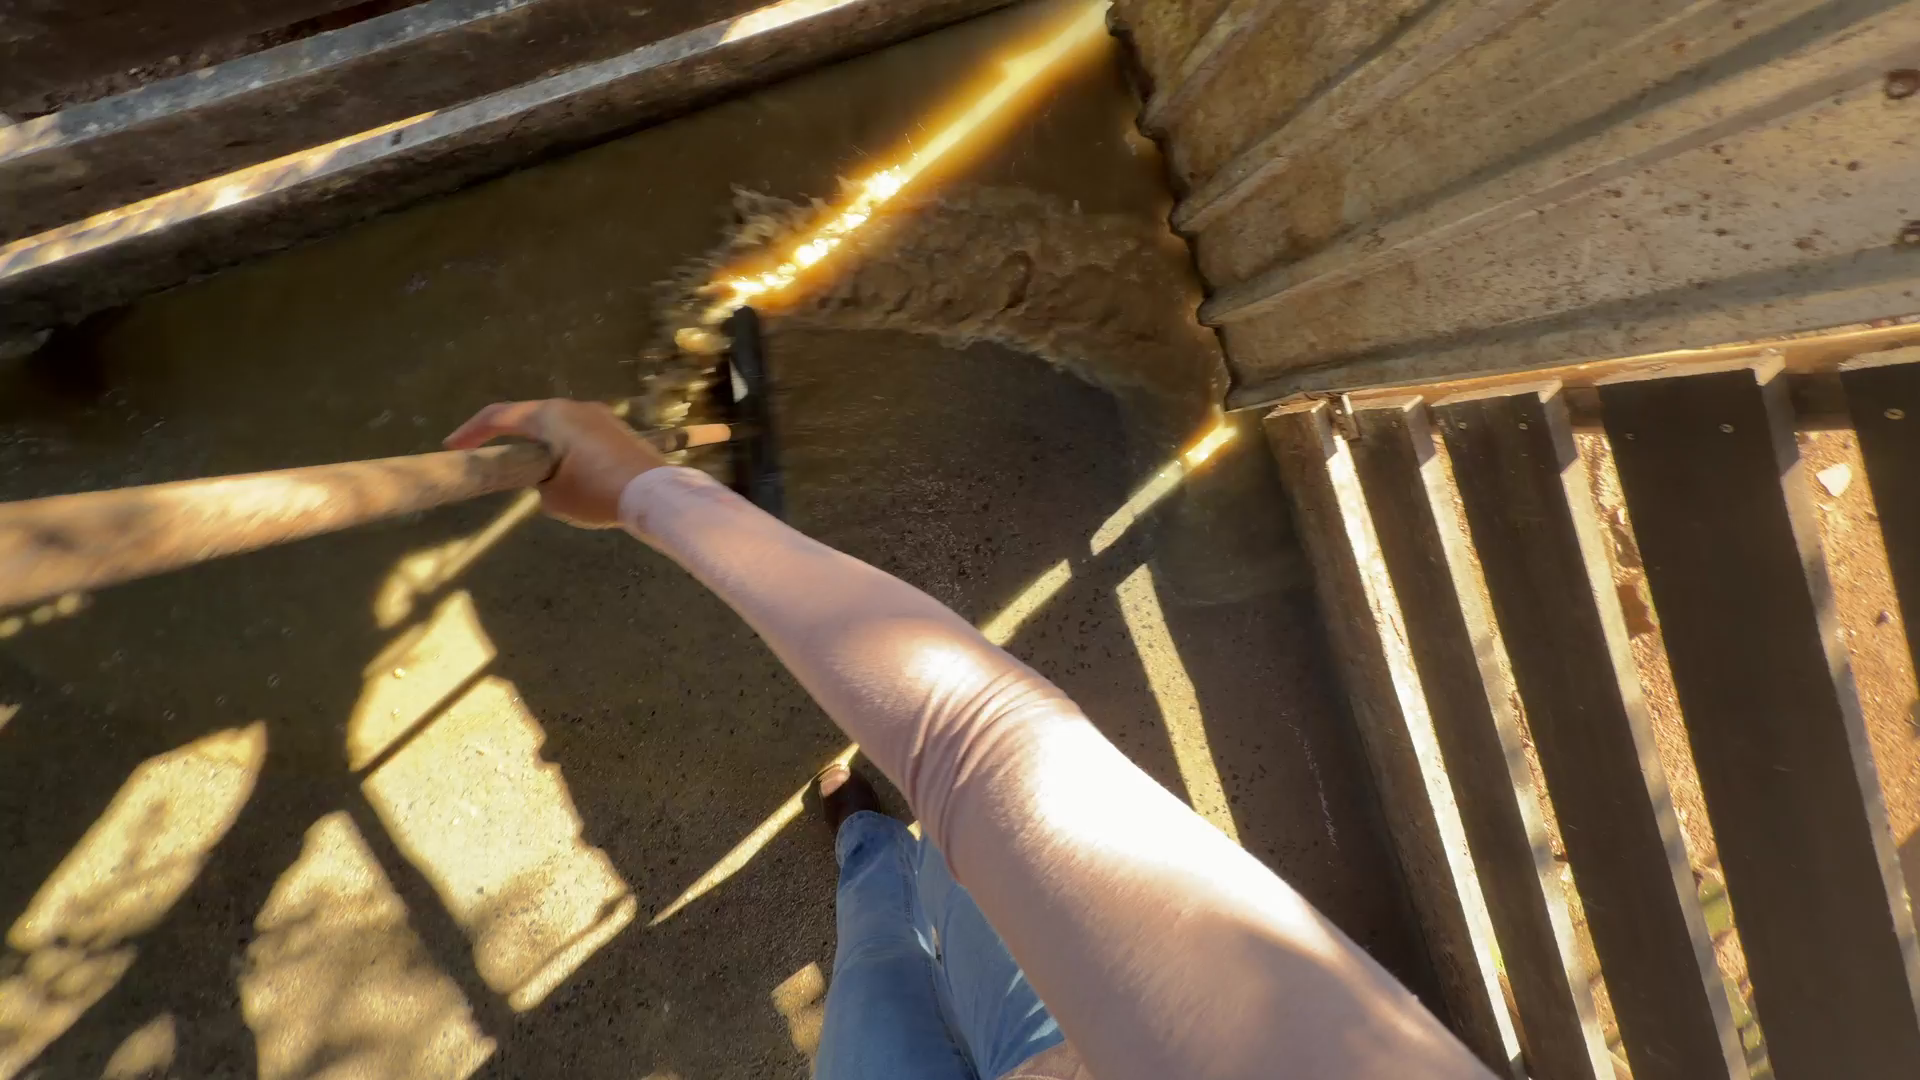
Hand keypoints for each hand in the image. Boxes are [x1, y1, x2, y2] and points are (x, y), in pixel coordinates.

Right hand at [446, 399, 666, 526]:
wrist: (658, 495)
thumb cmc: (598, 492)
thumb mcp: (553, 496)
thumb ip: (538, 481)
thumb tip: (550, 477)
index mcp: (551, 415)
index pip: (498, 417)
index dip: (471, 432)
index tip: (453, 447)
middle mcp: (576, 407)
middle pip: (532, 419)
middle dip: (511, 438)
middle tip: (492, 457)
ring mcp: (603, 417)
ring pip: (562, 429)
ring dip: (546, 446)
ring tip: (535, 471)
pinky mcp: (622, 432)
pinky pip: (585, 438)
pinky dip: (571, 452)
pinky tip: (572, 471)